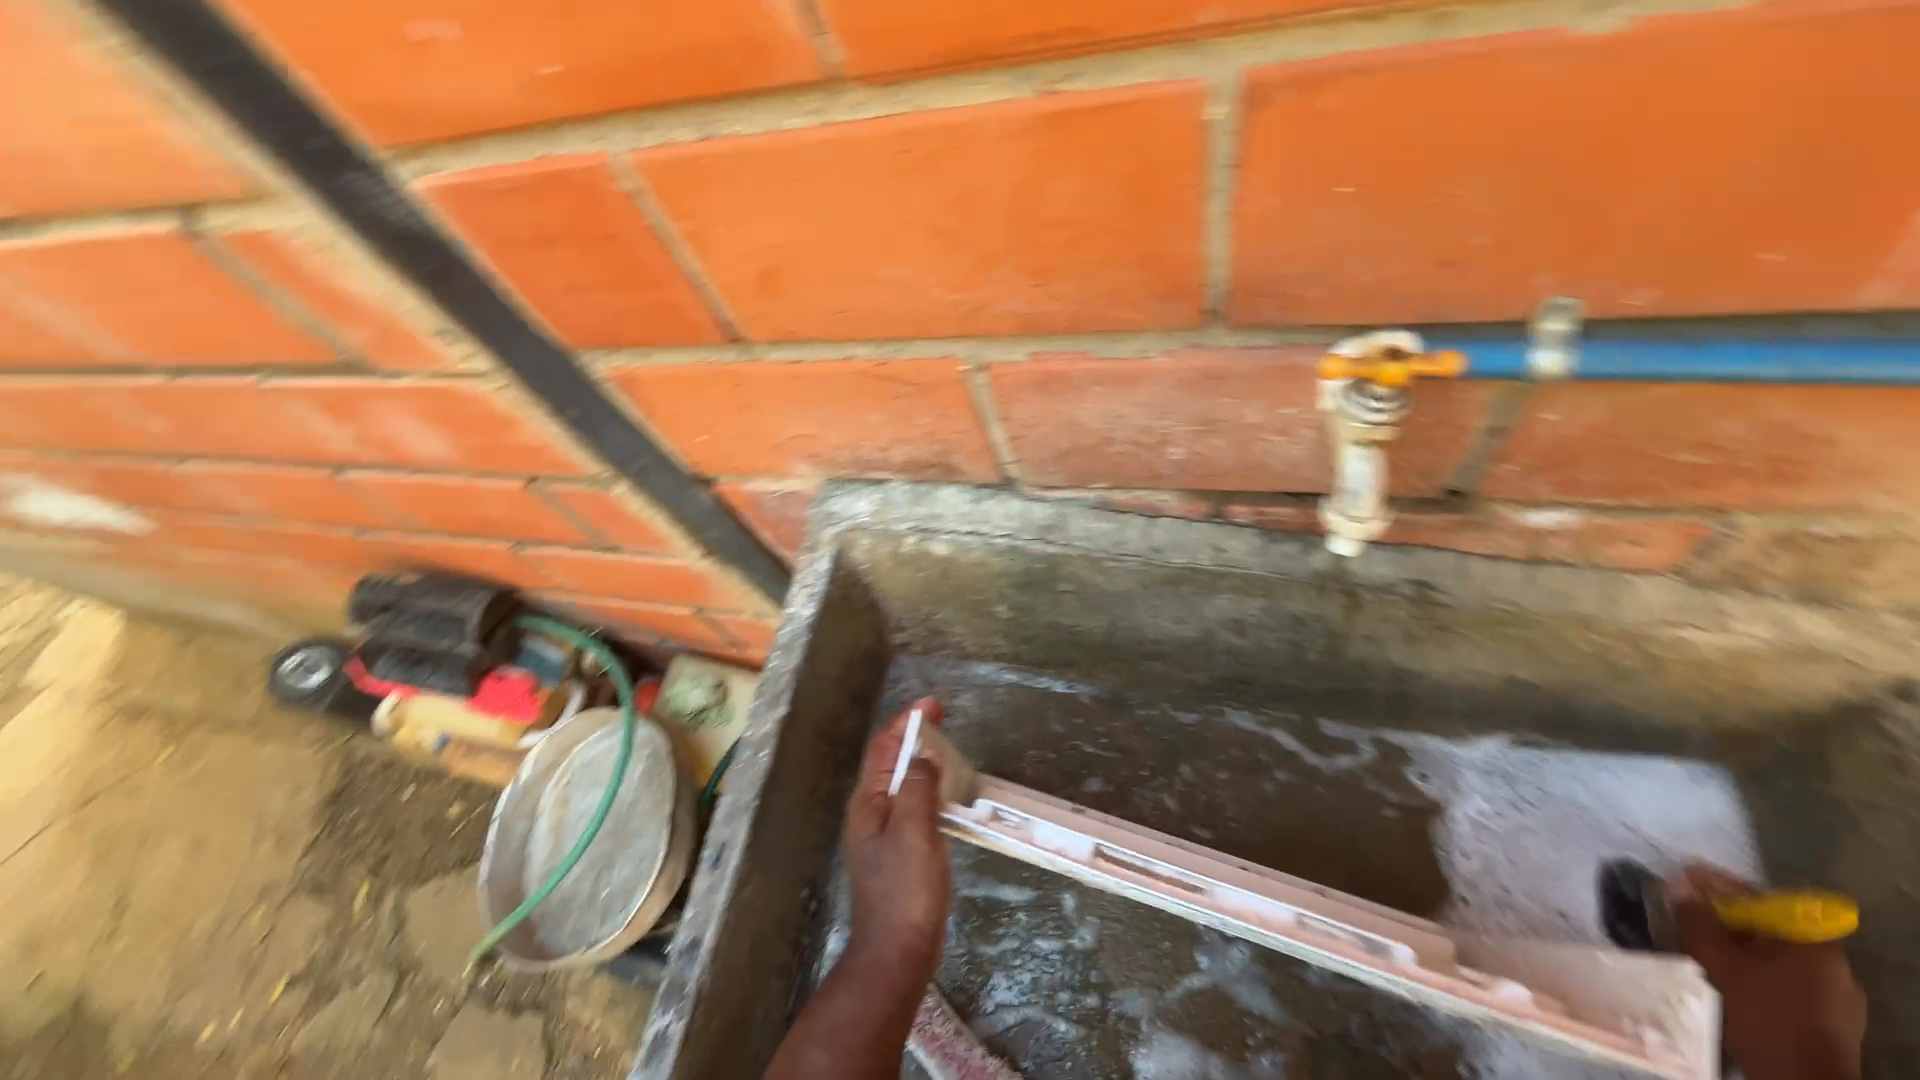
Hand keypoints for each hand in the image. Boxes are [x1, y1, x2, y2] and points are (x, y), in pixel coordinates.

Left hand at [841, 697, 951, 990]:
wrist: (898, 950)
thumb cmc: (904, 890)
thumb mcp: (913, 832)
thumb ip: (918, 788)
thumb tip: (924, 754)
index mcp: (867, 803)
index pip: (883, 748)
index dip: (905, 722)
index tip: (932, 704)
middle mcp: (871, 813)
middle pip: (889, 762)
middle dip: (912, 737)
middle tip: (942, 720)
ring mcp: (884, 834)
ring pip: (902, 784)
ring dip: (921, 761)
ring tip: (947, 748)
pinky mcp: (900, 852)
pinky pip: (913, 807)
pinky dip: (929, 789)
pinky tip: (947, 795)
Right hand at [1673, 864, 1865, 1079]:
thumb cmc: (1761, 1013)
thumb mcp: (1718, 962)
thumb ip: (1697, 920)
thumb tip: (1679, 884)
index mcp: (1814, 942)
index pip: (1762, 896)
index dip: (1719, 882)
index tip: (1684, 873)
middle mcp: (1833, 962)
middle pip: (1769, 925)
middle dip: (1726, 915)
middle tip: (1688, 911)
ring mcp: (1837, 994)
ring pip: (1775, 953)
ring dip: (1737, 943)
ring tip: (1700, 943)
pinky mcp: (1831, 1019)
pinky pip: (1785, 977)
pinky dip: (1753, 968)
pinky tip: (1729, 976)